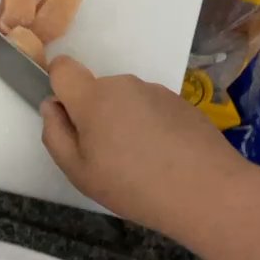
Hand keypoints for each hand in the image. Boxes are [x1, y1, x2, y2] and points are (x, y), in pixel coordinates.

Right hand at [40, 56, 245, 230]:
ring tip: (139, 161)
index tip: (69, 119)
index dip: (59, 87)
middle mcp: (124, 85)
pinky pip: (150, 108)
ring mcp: (156, 91)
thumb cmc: (133, 185)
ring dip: (123, 121)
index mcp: (93, 98)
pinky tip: (162, 157)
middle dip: (94, 115)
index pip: (63, 68)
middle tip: (106, 156)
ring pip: (124, 100)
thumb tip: (52, 107)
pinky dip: (149, 127)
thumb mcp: (79, 172)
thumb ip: (56, 134)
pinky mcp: (181, 103)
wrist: (207, 191)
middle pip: (96, 90)